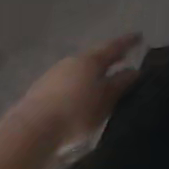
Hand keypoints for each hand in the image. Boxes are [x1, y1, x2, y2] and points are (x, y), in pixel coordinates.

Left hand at [4, 34, 142, 147]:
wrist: (29, 132)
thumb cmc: (75, 112)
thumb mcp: (105, 100)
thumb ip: (121, 84)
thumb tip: (133, 71)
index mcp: (90, 60)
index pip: (114, 46)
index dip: (128, 42)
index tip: (139, 36)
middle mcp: (71, 62)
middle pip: (95, 56)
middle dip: (109, 58)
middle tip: (123, 58)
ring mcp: (53, 75)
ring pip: (80, 69)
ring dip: (93, 72)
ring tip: (104, 79)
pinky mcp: (40, 91)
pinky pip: (67, 81)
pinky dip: (79, 84)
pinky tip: (82, 95)